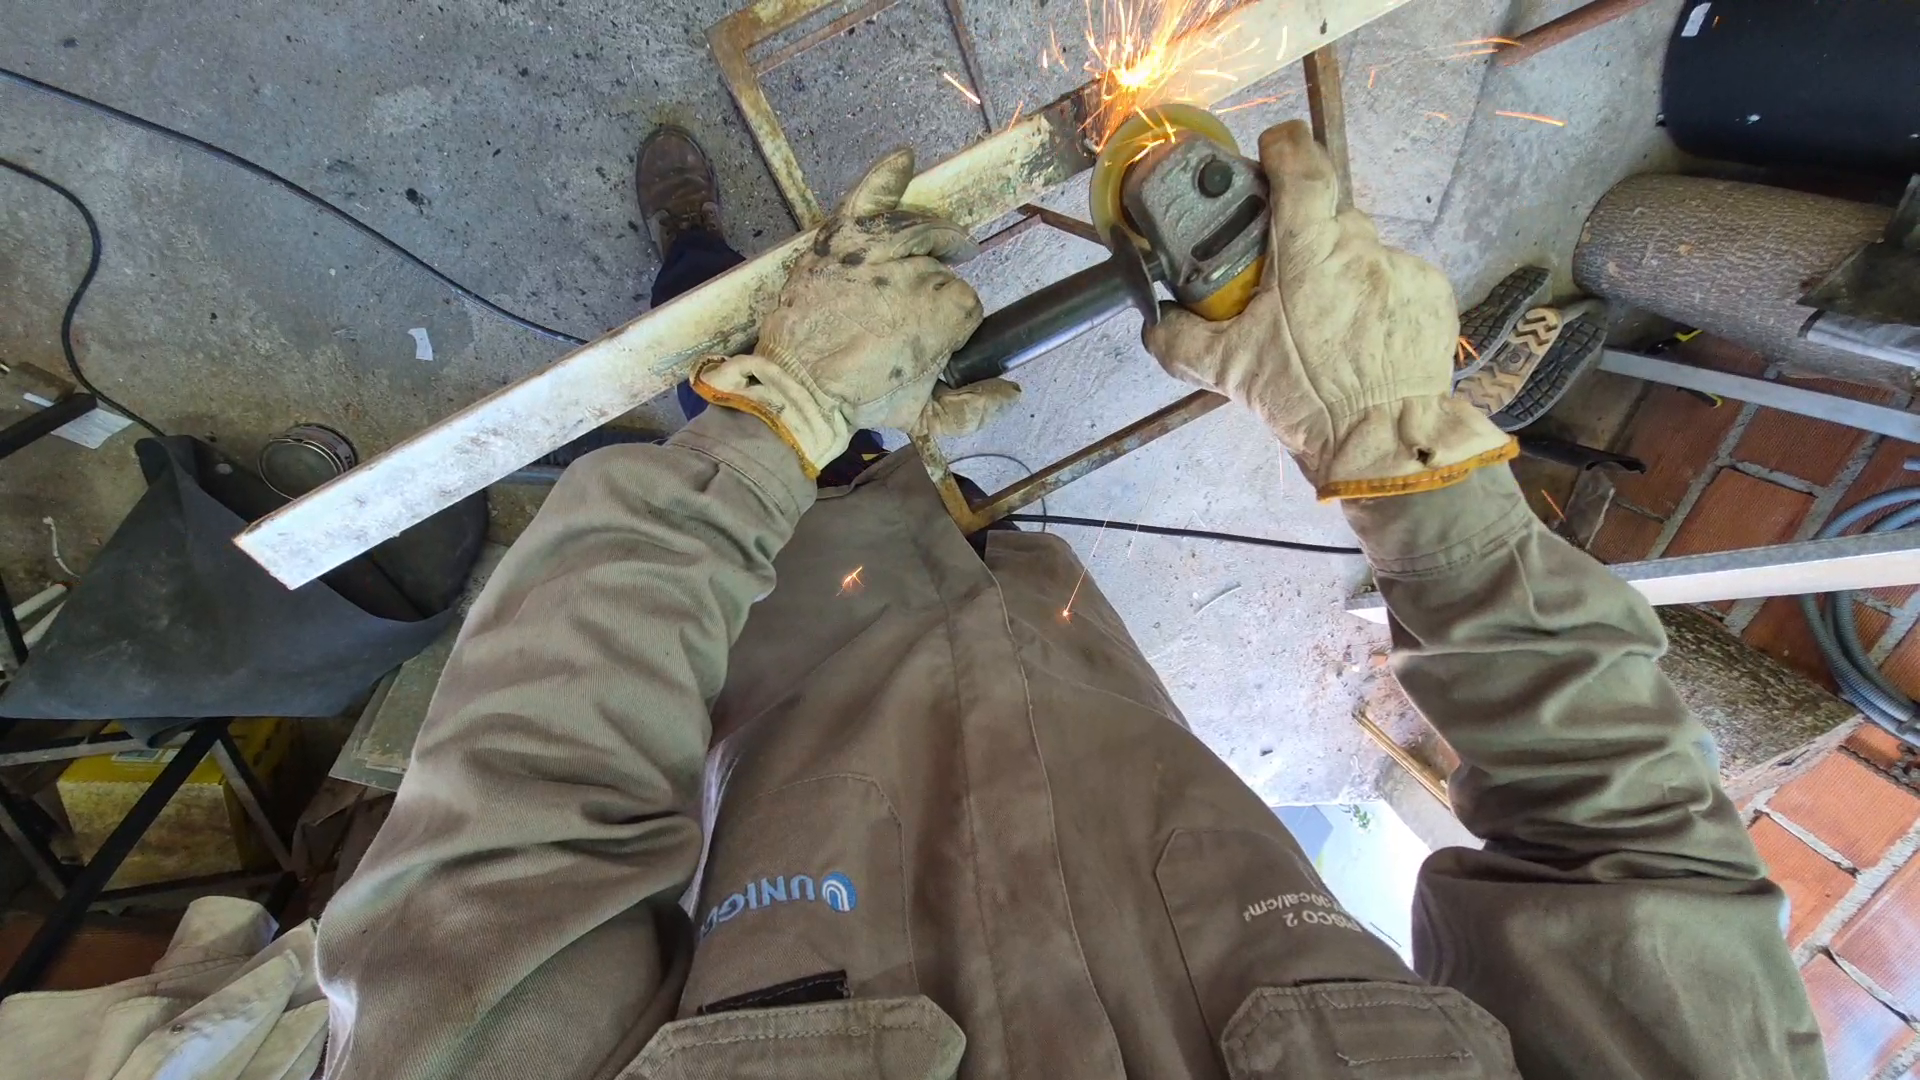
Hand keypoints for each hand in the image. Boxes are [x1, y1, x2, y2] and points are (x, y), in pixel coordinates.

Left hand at [691, 149, 1018, 475]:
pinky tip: (905, 159)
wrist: (799, 388)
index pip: (966, 303)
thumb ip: (974, 408)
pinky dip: (887, 177)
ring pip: (919, 231)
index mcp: (945, 312)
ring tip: (948, 244)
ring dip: (936, 236)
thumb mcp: (924, 415)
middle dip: (939, 286)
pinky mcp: (841, 240)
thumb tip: (1014, 395)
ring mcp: (878, 252)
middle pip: (943, 268)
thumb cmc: (861, 401)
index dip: (954, 321)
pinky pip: (869, 198)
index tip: (937, 337)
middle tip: (921, 311)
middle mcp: (917, 274)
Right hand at [1141, 120, 1513, 498]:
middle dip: (1301, 238)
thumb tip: (1155, 324)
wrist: (1381, 437)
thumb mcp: (1230, 373)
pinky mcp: (1430, 294)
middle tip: (1278, 280)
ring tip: (1321, 325)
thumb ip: (1181, 343)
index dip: (1283, 148)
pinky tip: (1358, 338)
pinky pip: (1392, 280)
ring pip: (1359, 253)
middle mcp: (1361, 248)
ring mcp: (1402, 269)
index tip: (1271, 149)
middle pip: (1327, 217)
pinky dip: (1371, 298)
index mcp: (1309, 254)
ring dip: (1336, 275)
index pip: (1302, 169)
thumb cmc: (1304, 398)